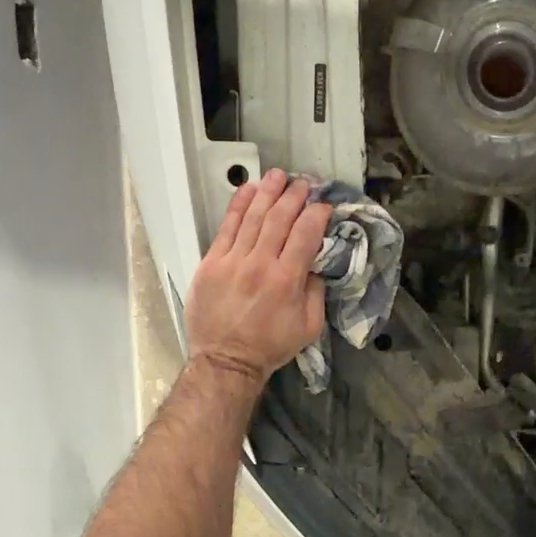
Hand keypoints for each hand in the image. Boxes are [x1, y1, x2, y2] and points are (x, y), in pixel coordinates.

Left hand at [185, 168, 329, 383]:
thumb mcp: (309, 327)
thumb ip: (315, 293)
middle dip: (295, 195)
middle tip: (304, 182)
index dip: (317, 214)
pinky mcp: (211, 263)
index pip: (305, 233)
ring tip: (278, 175)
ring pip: (253, 216)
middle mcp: (260, 264)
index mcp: (286, 280)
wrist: (227, 361)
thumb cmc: (270, 347)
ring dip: (268, 191)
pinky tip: (248, 189)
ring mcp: (232, 261)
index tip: (324, 205)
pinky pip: (227, 226)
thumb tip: (313, 265)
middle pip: (280, 217)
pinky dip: (238, 205)